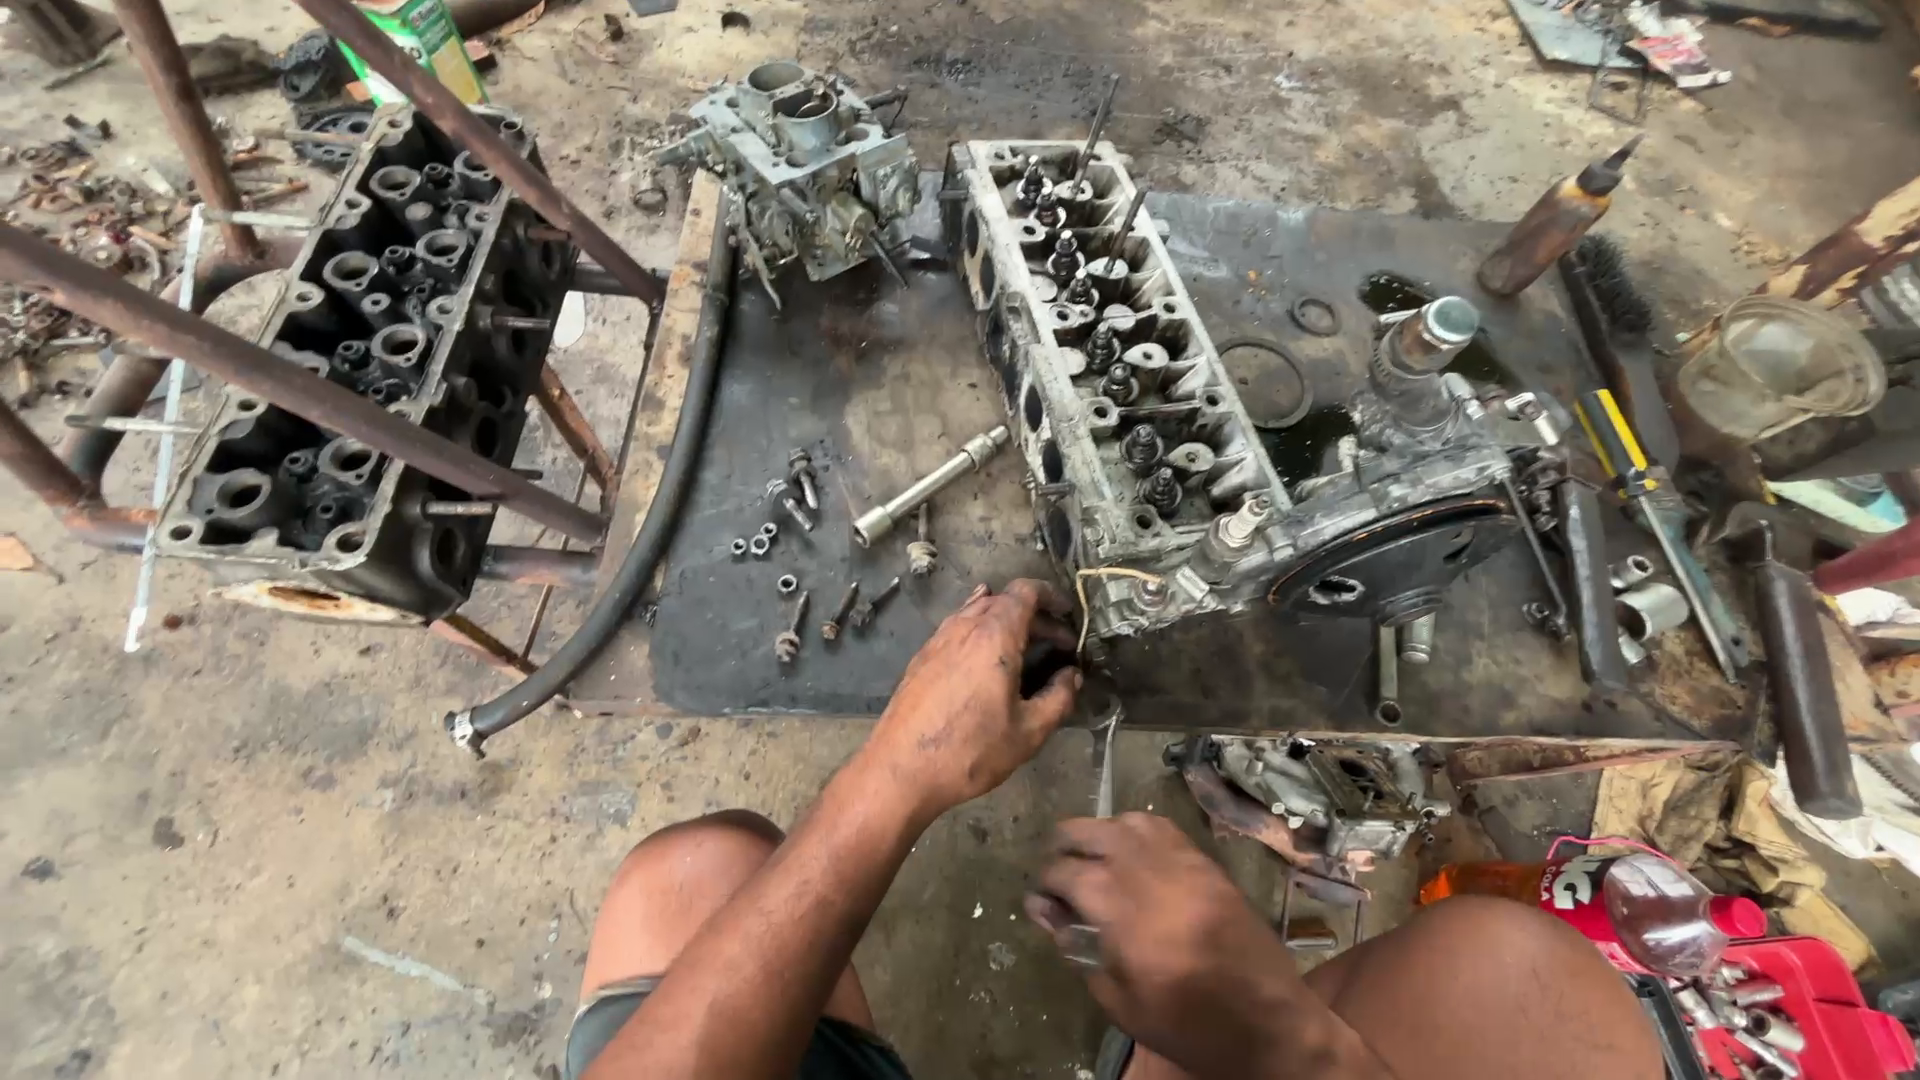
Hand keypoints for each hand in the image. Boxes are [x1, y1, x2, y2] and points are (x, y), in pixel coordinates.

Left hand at [858, 579, 1080, 818]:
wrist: (900, 769)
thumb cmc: (970, 750)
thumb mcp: (1028, 732)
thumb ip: (1058, 698)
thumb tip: (1071, 676)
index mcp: (994, 636)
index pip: (1025, 591)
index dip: (1052, 596)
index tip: (1070, 616)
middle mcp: (964, 627)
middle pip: (1004, 601)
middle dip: (1036, 617)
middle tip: (1058, 645)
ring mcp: (938, 639)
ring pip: (978, 611)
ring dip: (1006, 622)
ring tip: (1026, 646)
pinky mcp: (923, 657)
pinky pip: (958, 627)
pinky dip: (981, 631)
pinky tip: (986, 651)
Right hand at [1025, 814, 1302, 1077]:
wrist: (1269, 1022)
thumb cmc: (1188, 1023)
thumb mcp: (1120, 1001)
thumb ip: (1077, 950)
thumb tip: (1046, 913)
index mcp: (1119, 908)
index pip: (1064, 873)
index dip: (1045, 886)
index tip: (1040, 903)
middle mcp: (1144, 870)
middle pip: (1088, 832)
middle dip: (1064, 847)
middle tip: (1057, 872)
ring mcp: (1178, 859)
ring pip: (1123, 821)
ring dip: (1099, 833)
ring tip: (1091, 855)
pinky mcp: (1203, 860)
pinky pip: (1160, 826)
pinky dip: (1136, 829)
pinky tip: (1131, 849)